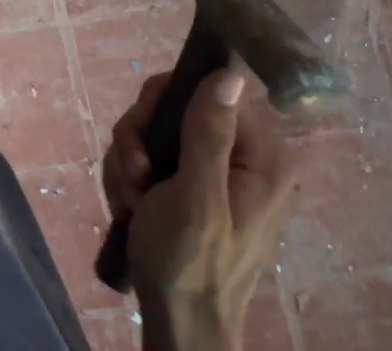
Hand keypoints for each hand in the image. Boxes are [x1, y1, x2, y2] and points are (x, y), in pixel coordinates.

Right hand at [102, 69, 298, 350]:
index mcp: (262, 156)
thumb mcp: (197, 196)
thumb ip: (209, 133)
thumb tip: (228, 72)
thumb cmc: (190, 260)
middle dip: (139, 138)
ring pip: (153, 131)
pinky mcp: (191, 185)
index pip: (209, 89)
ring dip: (129, 161)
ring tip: (131, 199)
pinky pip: (148, 155)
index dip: (167, 101)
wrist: (179, 318)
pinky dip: (130, 176)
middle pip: (174, 107)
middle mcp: (244, 157)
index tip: (142, 134)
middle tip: (134, 173)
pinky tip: (130, 205)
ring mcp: (216, 171)